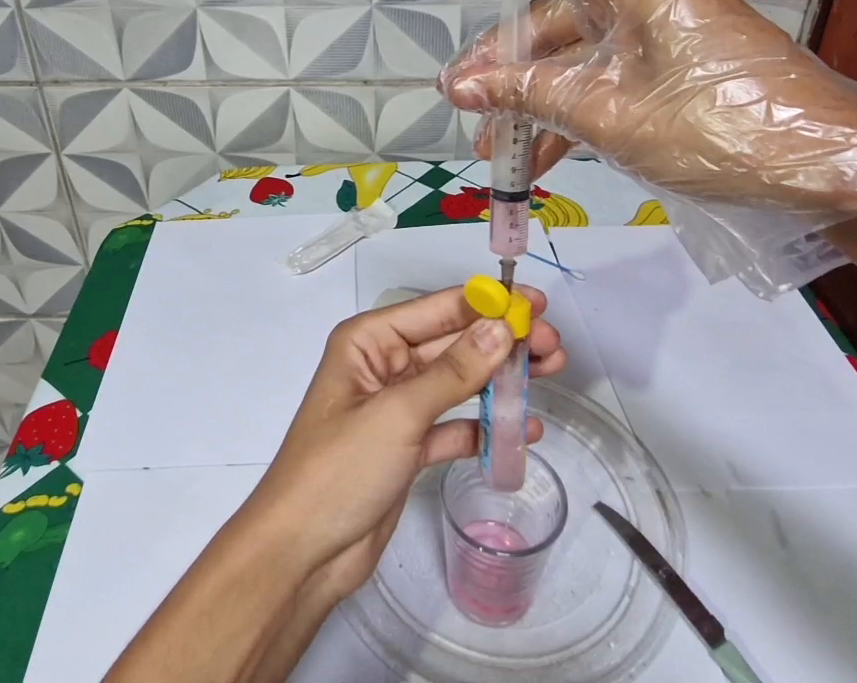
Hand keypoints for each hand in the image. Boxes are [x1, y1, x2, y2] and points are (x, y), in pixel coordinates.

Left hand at [244, 286, 566, 601]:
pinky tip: (524, 430)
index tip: (537, 304)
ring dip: (502, 380)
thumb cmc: (338, 470)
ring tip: (551, 374)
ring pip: (460, 382)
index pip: (438, 310)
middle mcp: (384, 366)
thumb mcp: (398, 414)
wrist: (303, 554)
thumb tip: (503, 327)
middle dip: (504, 342)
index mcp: (369, 342)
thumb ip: (454, 371)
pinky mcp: (409, 447)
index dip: (489, 303)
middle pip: (454, 344)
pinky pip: (456, 425)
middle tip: (554, 347)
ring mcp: (398, 408)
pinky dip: (487, 426)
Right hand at [421, 0, 856, 212]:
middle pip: (547, 17)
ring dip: (530, 102)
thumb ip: (529, 93)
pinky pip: (601, 80)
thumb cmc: (722, 125)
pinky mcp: (669, 63)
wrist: (827, 166)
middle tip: (460, 107)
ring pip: (570, 57)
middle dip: (500, 66)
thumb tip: (459, 85)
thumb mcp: (611, 113)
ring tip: (494, 152)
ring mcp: (656, 28)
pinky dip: (568, 116)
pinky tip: (540, 159)